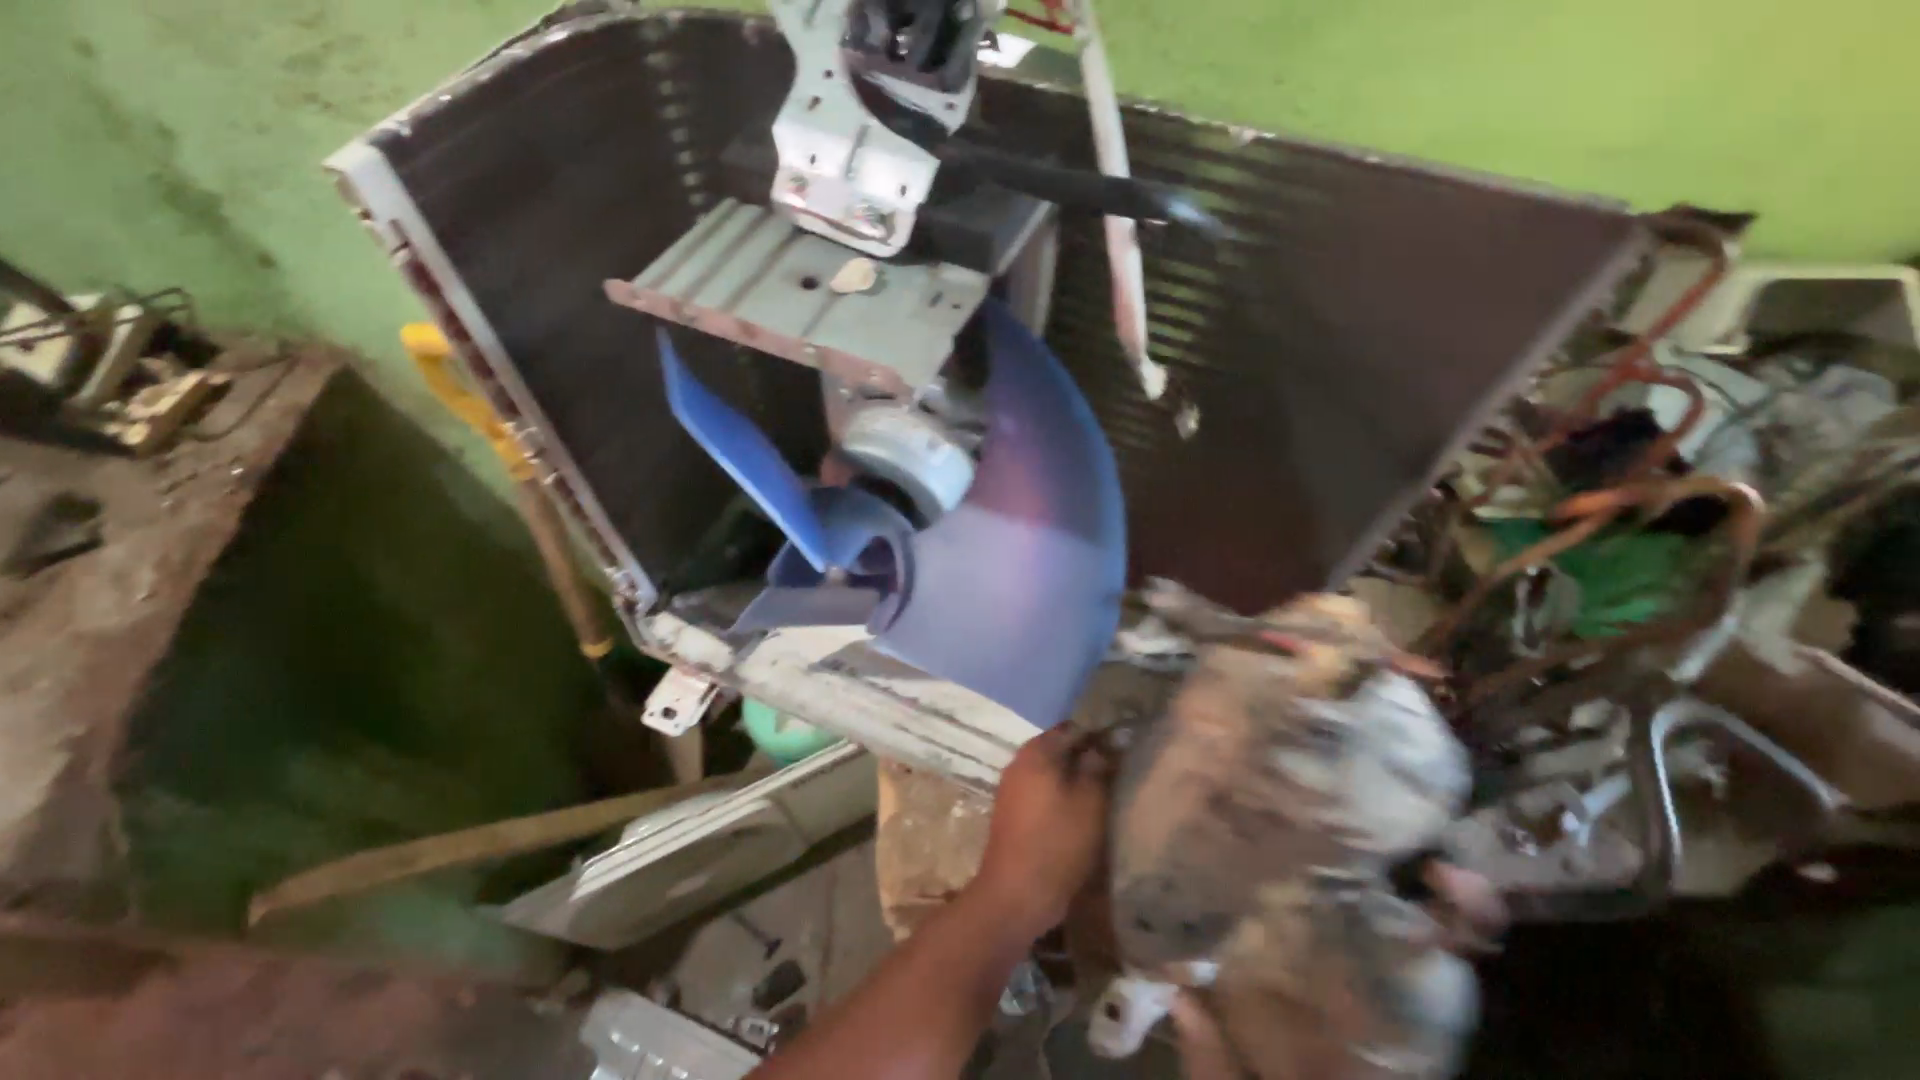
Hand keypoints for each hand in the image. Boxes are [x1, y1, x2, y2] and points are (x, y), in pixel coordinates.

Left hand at [970, 725, 1115, 938]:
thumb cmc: (1058, 842)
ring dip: (1077, 779)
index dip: (1101, 732)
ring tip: (1109, 791)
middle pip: (1061, 749)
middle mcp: (1020, 763)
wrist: (1016, 894)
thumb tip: (1104, 743)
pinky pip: (1044, 794)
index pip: (1073, 727)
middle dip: (1089, 756)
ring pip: (1053, 773)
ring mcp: (1013, 789)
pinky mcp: (1014, 814)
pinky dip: (1063, 797)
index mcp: (1036, 751)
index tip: (1126, 743)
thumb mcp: (1090, 801)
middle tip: (1122, 769)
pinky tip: (1085, 811)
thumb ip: (1098, 766)